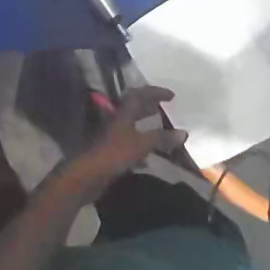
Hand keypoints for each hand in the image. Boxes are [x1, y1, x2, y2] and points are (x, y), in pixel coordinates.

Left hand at [62, 86, 187, 190]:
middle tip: (163, 108)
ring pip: (131, 127)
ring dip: (145, 126)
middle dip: (149, 106)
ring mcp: (112, 138)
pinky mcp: (110, 154)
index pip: (139, 95)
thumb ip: (161, 138)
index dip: (155, 92)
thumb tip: (183, 133)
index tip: (172, 96)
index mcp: (123, 114)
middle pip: (134, 109)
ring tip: (160, 129)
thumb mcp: (141, 144)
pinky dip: (140, 147)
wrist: (86, 176)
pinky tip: (149, 158)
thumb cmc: (114, 154)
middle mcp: (117, 122)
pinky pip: (129, 145)